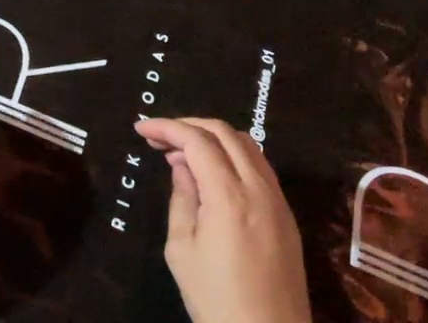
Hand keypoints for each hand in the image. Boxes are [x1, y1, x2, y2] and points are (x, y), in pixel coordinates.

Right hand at [138, 117, 311, 322]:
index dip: (166, 127)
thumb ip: (181, 198)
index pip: (197, 141)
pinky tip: (212, 174)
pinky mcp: (287, 218)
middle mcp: (259, 190)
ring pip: (247, 146)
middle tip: (159, 138)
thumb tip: (181, 166)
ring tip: (183, 154)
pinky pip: (260, 168)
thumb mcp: (182, 249)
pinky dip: (232, 156)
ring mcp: (278, 203)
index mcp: (230, 197)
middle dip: (188, 126)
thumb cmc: (216, 300)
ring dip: (213, 139)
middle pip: (225, 133)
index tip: (140, 129)